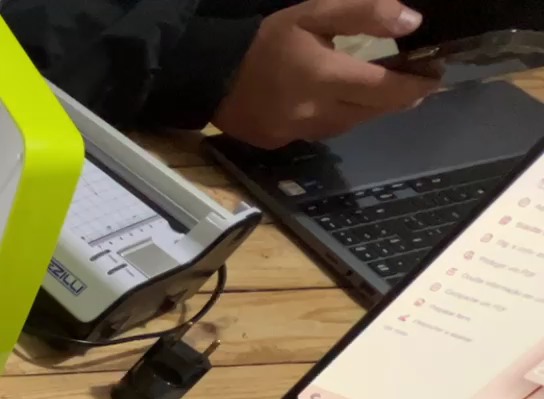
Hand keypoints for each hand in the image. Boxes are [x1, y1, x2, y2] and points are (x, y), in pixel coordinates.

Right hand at [213, 0, 437, 148]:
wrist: (209, 78)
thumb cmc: (266, 42)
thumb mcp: (318, 12)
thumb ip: (368, 13)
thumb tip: (412, 24)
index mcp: (327, 77)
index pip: (387, 89)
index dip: (417, 85)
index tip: (432, 76)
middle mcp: (312, 111)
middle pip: (370, 112)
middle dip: (395, 99)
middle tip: (409, 84)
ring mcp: (291, 131)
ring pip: (345, 126)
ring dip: (363, 112)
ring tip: (372, 96)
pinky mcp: (274, 141)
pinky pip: (314, 134)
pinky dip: (330, 121)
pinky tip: (328, 107)